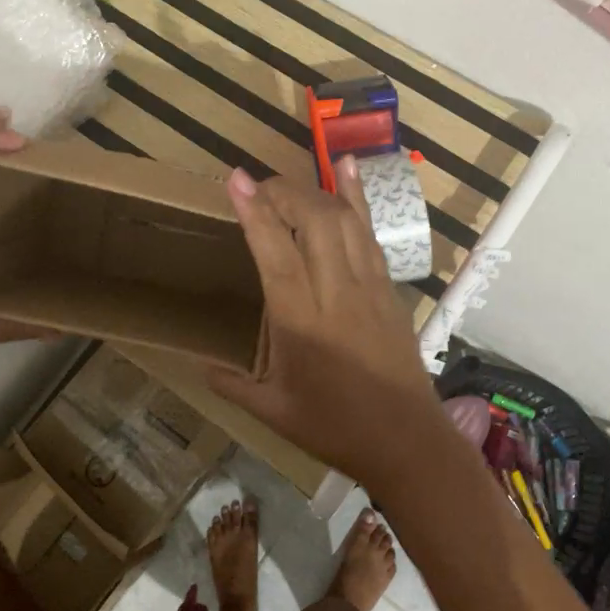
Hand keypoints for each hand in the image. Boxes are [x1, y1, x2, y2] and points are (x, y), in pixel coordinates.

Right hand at [206, 158, 450, 488]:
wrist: (407, 441)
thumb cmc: (335, 429)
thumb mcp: (274, 412)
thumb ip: (234, 385)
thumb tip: (201, 368)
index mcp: (302, 323)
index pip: (276, 253)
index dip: (256, 212)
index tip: (236, 179)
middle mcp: (336, 294)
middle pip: (315, 221)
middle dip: (284, 192)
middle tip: (258, 188)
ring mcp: (369, 286)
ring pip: (345, 221)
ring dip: (315, 192)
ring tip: (287, 181)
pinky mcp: (389, 287)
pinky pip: (369, 234)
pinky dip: (357, 198)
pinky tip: (347, 169)